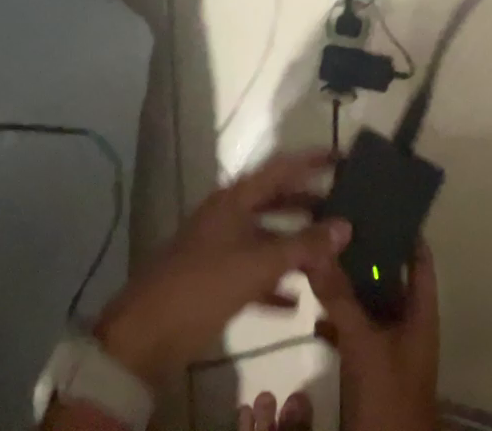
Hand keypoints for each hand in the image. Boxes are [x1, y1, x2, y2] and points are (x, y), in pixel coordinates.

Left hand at [92, 149, 350, 383]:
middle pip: (274, 202)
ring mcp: (219, 249)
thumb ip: (304, 245)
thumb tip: (346, 226)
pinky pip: (253, 273)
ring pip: (265, 239)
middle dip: (307, 205)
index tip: (341, 157)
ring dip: (295, 246)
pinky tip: (297, 301)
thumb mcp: (258, 264)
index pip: (279, 169)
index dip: (309, 161)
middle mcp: (227, 217)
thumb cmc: (203, 286)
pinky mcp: (214, 281)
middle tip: (343, 207)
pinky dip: (275, 283)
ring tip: (329, 255)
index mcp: (234, 201)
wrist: (145, 335)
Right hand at [305, 240, 438, 430]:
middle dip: (366, 253)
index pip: (419, 260)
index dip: (405, 232)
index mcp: (420, 313)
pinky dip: (335, 317)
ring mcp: (387, 345)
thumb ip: (341, 298)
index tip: (379, 203)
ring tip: (319, 254)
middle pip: (389, 278)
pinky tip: (312, 306)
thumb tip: (318, 251)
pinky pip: (352, 330)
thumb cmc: (389, 396)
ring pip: (368, 303)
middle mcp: (406, 323)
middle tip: (336, 223)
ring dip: (346, 284)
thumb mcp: (364, 344)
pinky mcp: (368, 365)